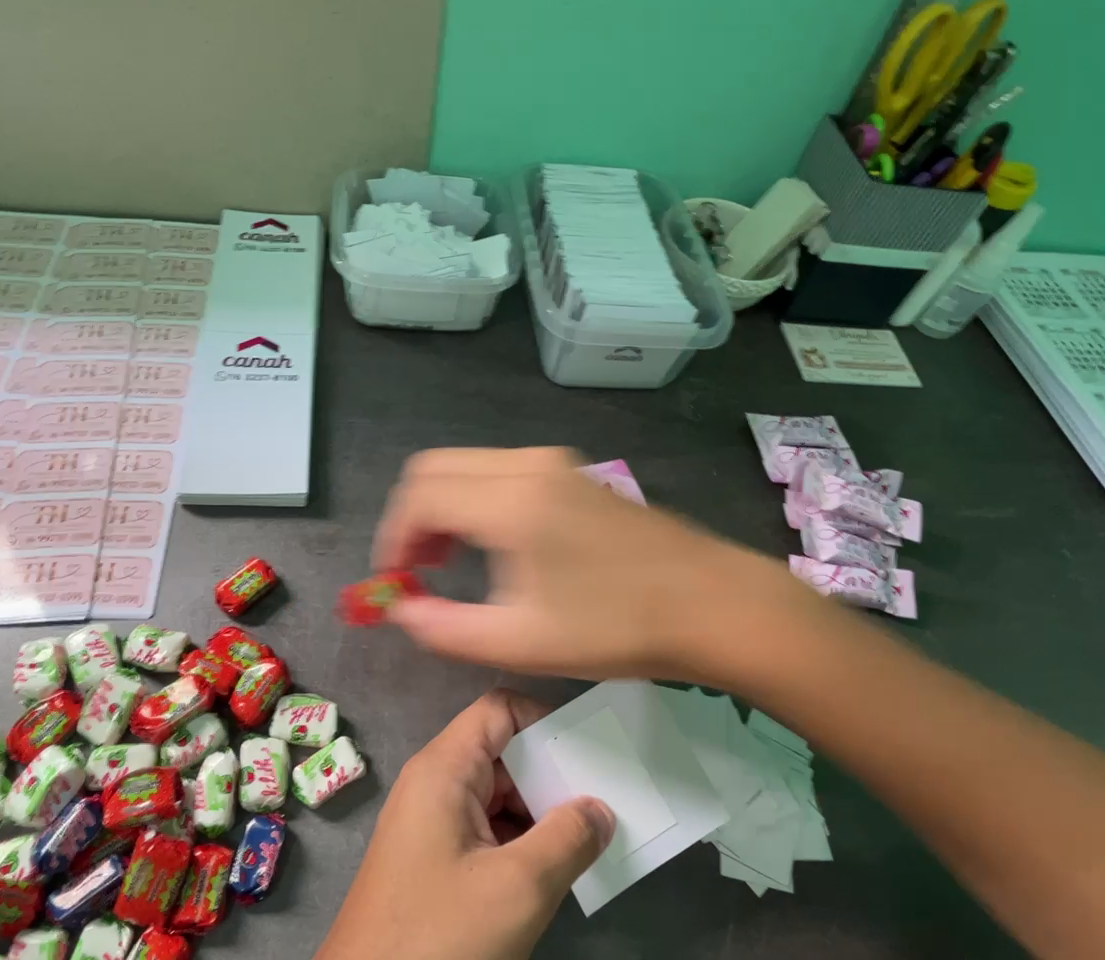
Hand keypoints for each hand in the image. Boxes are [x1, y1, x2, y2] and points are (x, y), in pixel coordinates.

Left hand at [316, 690, 614, 959]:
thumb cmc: (440, 934)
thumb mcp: (517, 888)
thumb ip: (568, 840)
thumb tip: (600, 809)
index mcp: (444, 769)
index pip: (499, 709)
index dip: (545, 719)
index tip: (590, 750)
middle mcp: (434, 784)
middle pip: (501, 751)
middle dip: (551, 772)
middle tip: (604, 795)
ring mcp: (430, 823)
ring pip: (497, 794)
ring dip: (540, 812)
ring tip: (590, 835)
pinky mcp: (433, 860)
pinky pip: (485, 829)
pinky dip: (520, 841)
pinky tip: (554, 867)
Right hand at [373, 446, 803, 680]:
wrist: (712, 603)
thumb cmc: (616, 628)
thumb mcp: (521, 642)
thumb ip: (445, 628)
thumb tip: (398, 610)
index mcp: (510, 501)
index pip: (418, 496)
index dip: (393, 539)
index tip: (393, 582)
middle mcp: (527, 465)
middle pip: (435, 467)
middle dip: (413, 517)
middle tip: (416, 571)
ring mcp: (555, 463)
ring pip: (468, 465)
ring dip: (444, 506)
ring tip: (449, 562)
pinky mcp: (573, 473)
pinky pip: (500, 471)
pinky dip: (476, 498)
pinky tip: (494, 545)